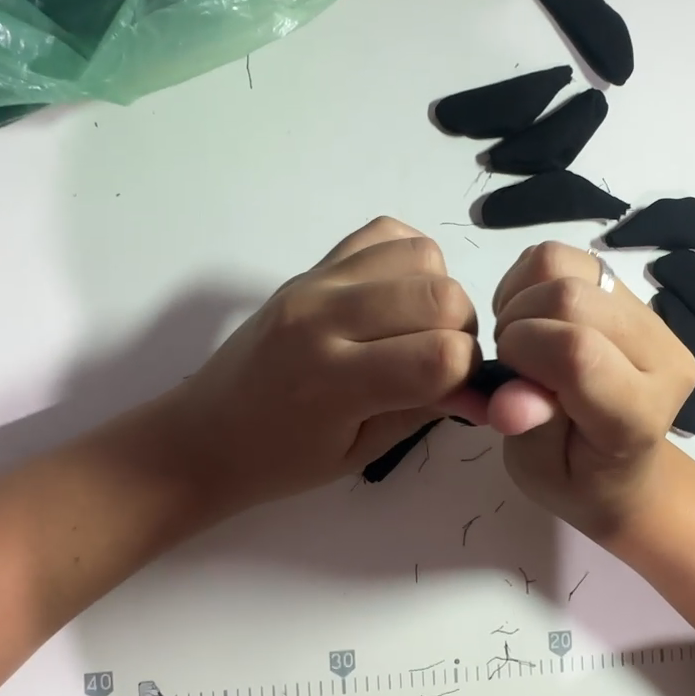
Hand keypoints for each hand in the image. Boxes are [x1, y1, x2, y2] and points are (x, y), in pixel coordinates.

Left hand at [154, 217, 478, 510]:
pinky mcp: (310, 268)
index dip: (469, 376)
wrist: (207, 434)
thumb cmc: (282, 462)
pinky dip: (409, 261)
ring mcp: (314, 283)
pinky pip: (384, 233)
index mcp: (334, 382)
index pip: (442, 355)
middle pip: (441, 295)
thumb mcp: (361, 453)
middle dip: (462, 333)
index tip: (456, 394)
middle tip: (440, 364)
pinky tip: (396, 299)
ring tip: (416, 331)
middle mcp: (325, 318)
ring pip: (421, 255)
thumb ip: (425, 412)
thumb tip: (488, 391)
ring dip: (438, 293)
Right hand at [488, 243, 694, 535]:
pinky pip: (567, 257)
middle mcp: (659, 355)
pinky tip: (532, 320)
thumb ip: (529, 431)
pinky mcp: (632, 294)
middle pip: (571, 296)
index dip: (522, 350)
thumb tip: (507, 398)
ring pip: (566, 264)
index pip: (578, 353)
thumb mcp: (540, 475)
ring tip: (522, 341)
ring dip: (522, 297)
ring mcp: (651, 318)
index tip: (506, 379)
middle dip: (517, 323)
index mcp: (638, 414)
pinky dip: (530, 280)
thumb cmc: (577, 479)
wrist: (622, 469)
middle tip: (511, 365)